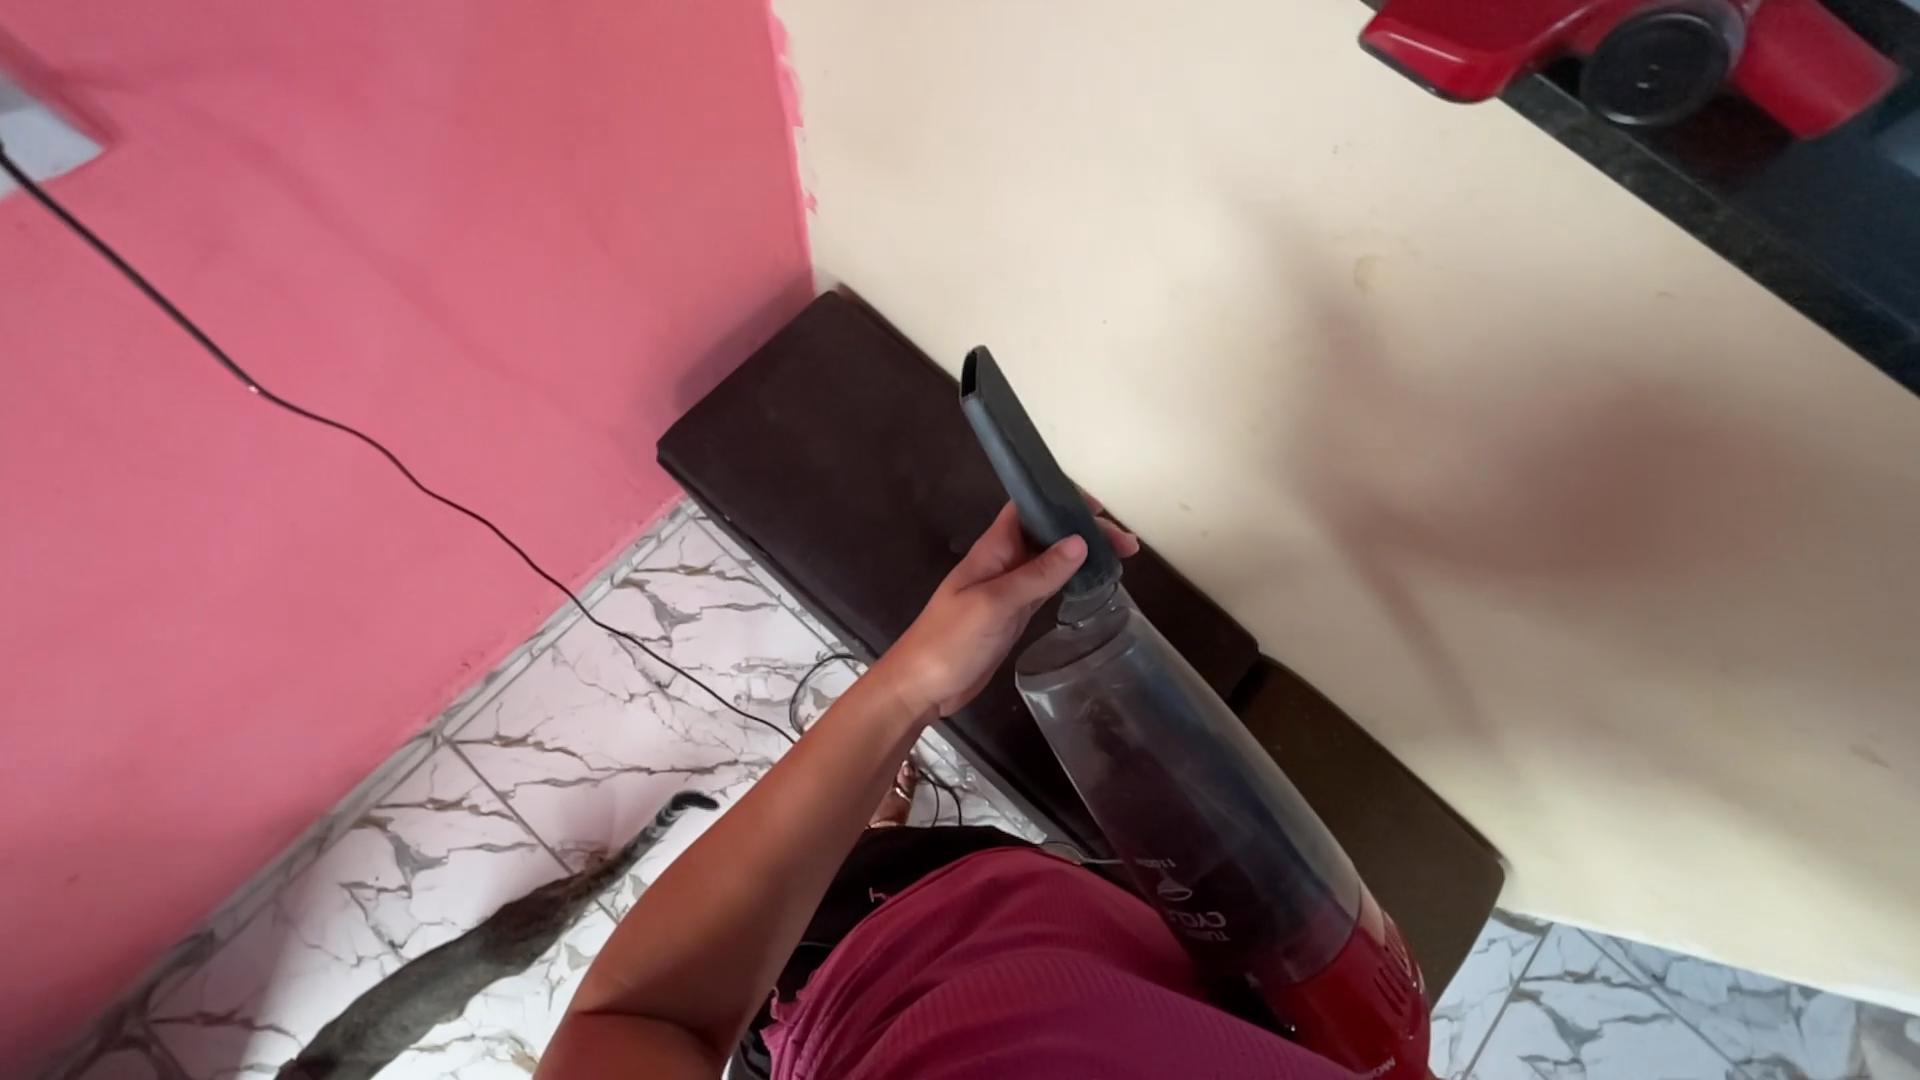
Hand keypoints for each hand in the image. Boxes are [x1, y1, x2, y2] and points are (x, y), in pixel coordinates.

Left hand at [880, 499, 1139, 719]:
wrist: (922, 685)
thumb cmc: (950, 640)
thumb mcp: (995, 604)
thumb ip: (1037, 574)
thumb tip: (1080, 542)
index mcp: (993, 549)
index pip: (1029, 508)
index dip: (1062, 501)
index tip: (1100, 510)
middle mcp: (1003, 562)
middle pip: (1047, 533)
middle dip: (1084, 530)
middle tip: (1126, 545)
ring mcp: (1009, 589)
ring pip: (1051, 559)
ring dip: (1083, 555)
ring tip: (1121, 559)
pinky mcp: (1014, 613)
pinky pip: (1048, 587)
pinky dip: (1072, 581)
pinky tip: (1093, 584)